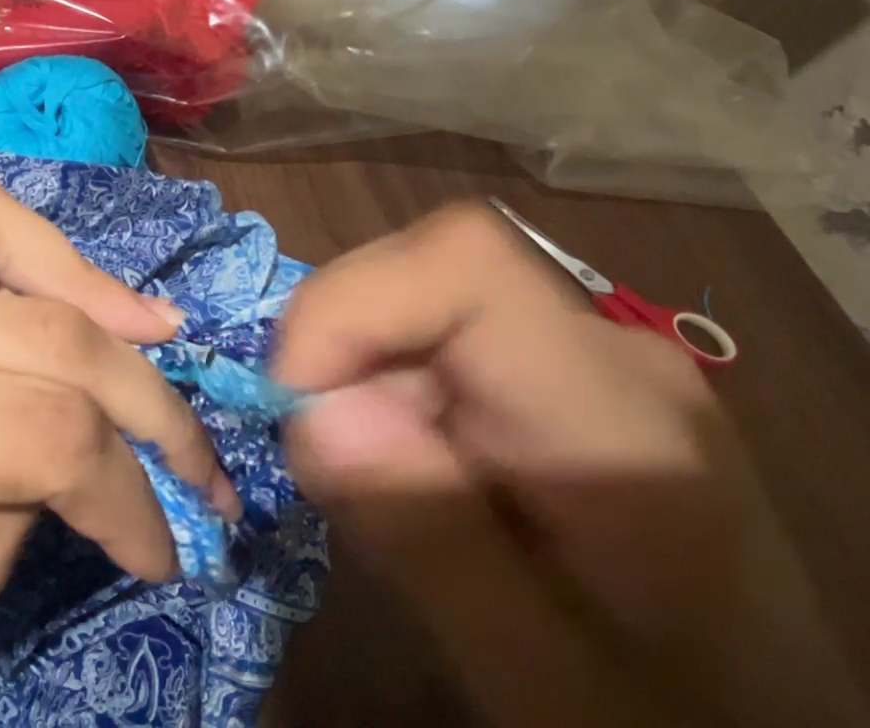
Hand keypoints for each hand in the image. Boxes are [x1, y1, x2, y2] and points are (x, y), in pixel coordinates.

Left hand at [0, 174, 236, 726]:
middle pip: (39, 334)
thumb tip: (118, 420)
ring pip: (5, 240)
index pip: (39, 431)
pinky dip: (31, 247)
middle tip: (191, 463)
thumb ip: (40, 484)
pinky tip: (71, 294)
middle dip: (140, 400)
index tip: (162, 551)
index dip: (125, 490)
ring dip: (94, 296)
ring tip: (152, 340)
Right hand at [274, 203, 867, 727]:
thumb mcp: (534, 667)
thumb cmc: (651, 712)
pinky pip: (432, 341)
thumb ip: (432, 537)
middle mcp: (605, 354)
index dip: (346, 305)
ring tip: (387, 497)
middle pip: (418, 276)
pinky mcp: (558, 377)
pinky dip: (381, 395)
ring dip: (353, 385)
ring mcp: (586, 358)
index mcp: (614, 414)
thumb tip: (314, 409)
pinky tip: (416, 479)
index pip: (459, 262)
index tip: (295, 409)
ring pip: (411, 305)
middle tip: (337, 476)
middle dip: (335, 358)